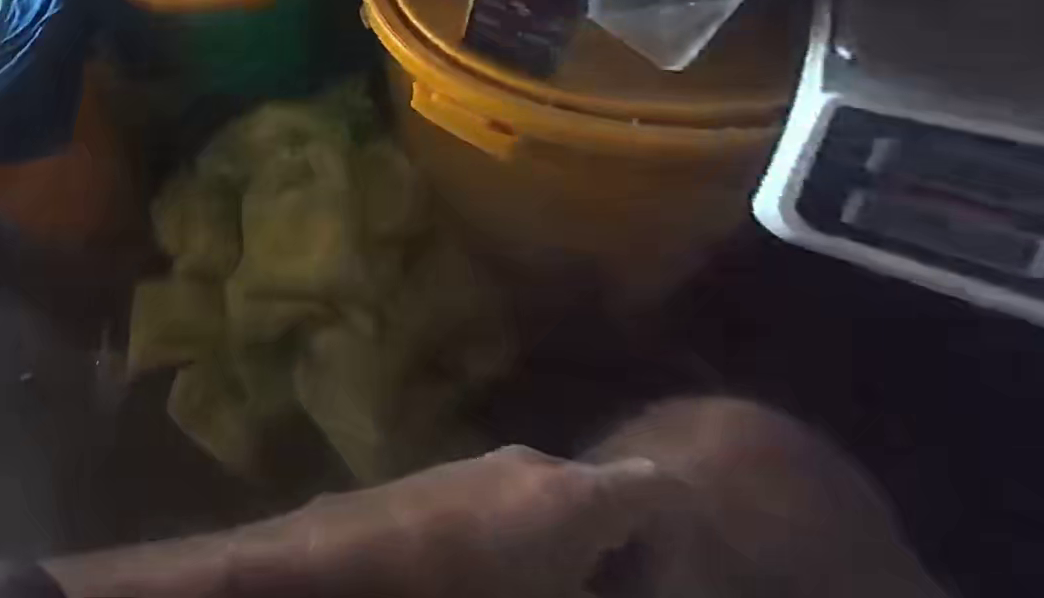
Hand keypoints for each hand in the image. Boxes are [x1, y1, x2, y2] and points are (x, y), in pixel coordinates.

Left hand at [228, 447, 678, 597]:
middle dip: (626, 543)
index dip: (684, 520)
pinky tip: (514, 568)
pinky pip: (512, 498)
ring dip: (573, 538)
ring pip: (555, 496)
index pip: (657, 488)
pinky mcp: (451, 474)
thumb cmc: (467, 586)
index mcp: (573, 493)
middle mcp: (532, 463)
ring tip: (569, 579)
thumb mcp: (557, 592)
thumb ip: (593, 579)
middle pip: (606, 496)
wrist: (352, 555)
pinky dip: (529, 531)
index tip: (697, 558)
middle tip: (626, 580)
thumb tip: (595, 575)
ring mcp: (485, 464)